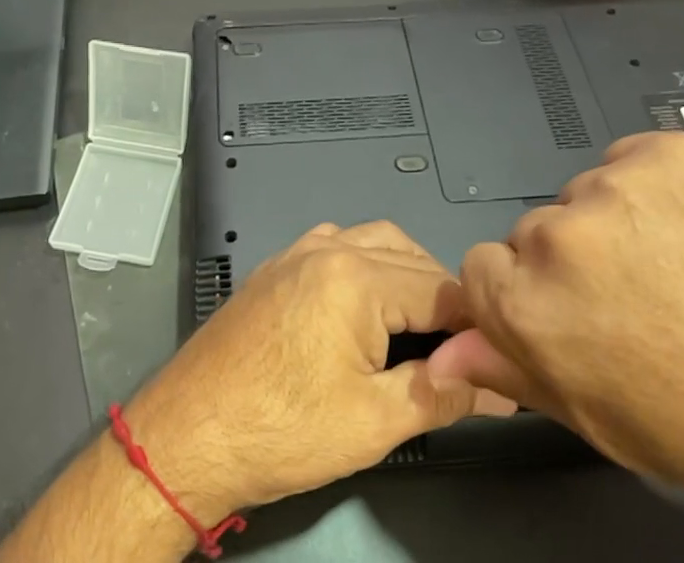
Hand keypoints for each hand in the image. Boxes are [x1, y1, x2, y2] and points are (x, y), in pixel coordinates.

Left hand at [123, 221, 515, 517]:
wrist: (185, 438)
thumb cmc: (281, 431)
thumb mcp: (375, 423)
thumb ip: (443, 395)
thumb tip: (498, 391)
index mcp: (356, 276)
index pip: (444, 288)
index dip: (475, 327)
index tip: (489, 361)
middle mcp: (326, 249)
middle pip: (412, 259)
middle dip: (443, 302)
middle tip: (456, 354)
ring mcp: (294, 255)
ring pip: (373, 245)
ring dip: (404, 278)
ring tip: (417, 333)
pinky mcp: (272, 272)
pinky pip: (334, 250)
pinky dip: (364, 270)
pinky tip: (364, 314)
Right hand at [430, 132, 683, 515]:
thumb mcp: (611, 425)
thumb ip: (517, 372)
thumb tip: (452, 353)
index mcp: (530, 307)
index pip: (481, 272)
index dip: (525, 299)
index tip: (566, 315)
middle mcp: (560, 236)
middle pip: (535, 233)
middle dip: (573, 265)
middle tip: (641, 301)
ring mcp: (618, 185)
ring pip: (588, 197)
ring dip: (619, 225)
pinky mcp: (674, 150)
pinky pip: (637, 163)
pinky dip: (661, 192)